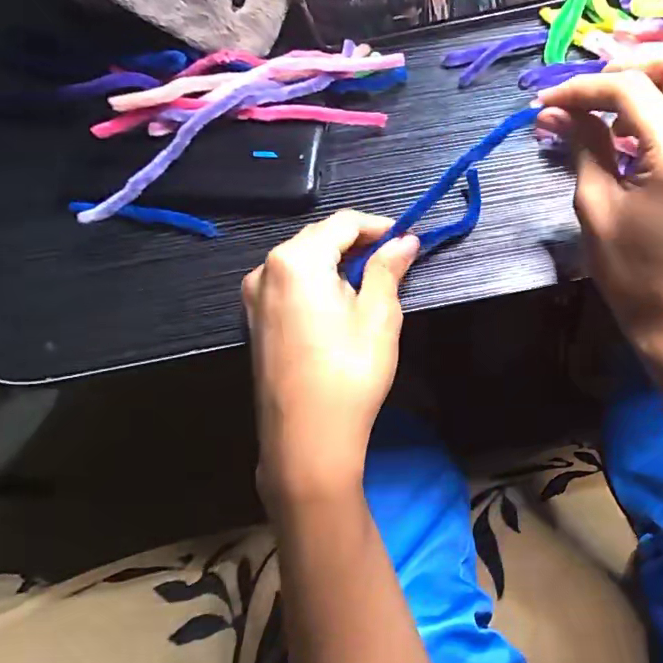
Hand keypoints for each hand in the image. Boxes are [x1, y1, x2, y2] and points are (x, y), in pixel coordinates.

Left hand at [243, 212, 419, 504]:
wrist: (306, 439)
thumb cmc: (350, 374)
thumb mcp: (379, 317)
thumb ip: (388, 269)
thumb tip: (405, 241)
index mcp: (295, 261)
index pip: (342, 222)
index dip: (379, 226)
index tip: (408, 238)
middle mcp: (265, 270)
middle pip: (318, 238)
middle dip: (357, 244)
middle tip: (394, 261)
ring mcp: (254, 298)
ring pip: (302, 262)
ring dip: (337, 263)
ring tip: (371, 286)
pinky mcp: (254, 322)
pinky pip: (289, 285)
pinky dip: (317, 284)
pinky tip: (340, 306)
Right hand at [535, 52, 662, 356]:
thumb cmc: (627, 267)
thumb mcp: (595, 203)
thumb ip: (582, 144)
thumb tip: (552, 109)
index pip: (632, 90)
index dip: (584, 87)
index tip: (548, 99)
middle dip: (628, 67)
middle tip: (587, 91)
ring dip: (646, 81)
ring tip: (601, 104)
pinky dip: (660, 103)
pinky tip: (625, 125)